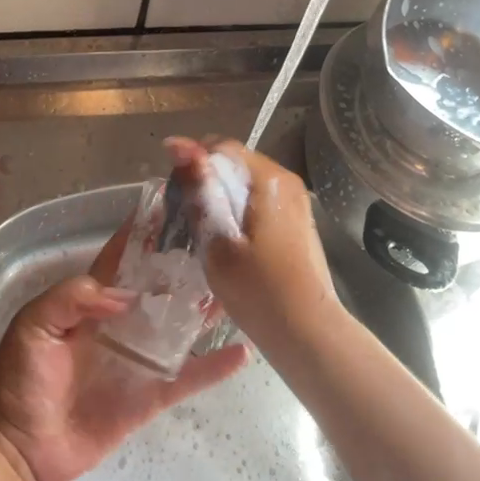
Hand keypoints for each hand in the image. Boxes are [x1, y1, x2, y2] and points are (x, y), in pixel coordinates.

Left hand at [0, 218, 250, 480]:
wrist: (19, 446)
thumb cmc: (20, 378)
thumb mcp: (35, 324)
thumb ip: (74, 298)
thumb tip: (126, 296)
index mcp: (91, 300)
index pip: (123, 257)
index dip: (145, 232)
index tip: (174, 206)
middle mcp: (121, 322)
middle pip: (161, 287)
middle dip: (185, 265)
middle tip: (220, 242)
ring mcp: (139, 358)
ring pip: (181, 326)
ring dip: (206, 308)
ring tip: (239, 285)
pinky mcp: (150, 395)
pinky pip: (188, 377)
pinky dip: (215, 366)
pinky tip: (242, 351)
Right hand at [165, 136, 340, 355]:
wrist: (309, 334)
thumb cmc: (259, 290)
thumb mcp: (217, 242)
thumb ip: (199, 192)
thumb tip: (179, 146)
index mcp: (269, 179)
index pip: (223, 147)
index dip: (192, 158)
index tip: (170, 183)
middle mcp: (287, 182)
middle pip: (236, 164)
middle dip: (206, 180)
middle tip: (181, 211)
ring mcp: (296, 203)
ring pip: (246, 185)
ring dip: (220, 198)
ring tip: (198, 228)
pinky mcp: (298, 223)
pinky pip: (259, 203)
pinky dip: (238, 212)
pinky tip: (225, 242)